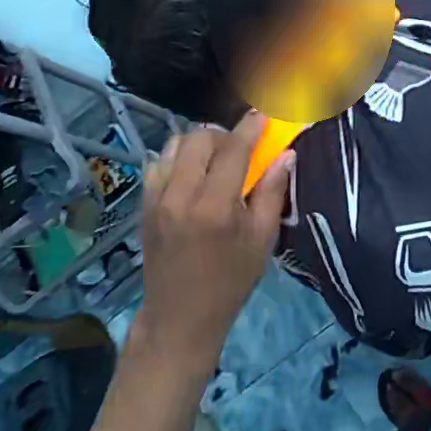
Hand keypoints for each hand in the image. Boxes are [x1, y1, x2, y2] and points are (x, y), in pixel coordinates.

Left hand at [134, 111, 294, 362]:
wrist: (180, 316)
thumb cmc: (230, 281)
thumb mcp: (261, 240)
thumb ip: (272, 192)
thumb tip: (286, 154)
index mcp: (216, 207)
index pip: (234, 150)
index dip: (251, 127)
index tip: (263, 113)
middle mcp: (181, 196)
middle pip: (200, 138)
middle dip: (223, 135)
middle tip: (239, 148)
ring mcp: (157, 199)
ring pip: (175, 144)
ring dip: (199, 144)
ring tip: (214, 161)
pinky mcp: (144, 205)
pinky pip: (158, 163)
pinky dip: (177, 159)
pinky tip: (191, 174)